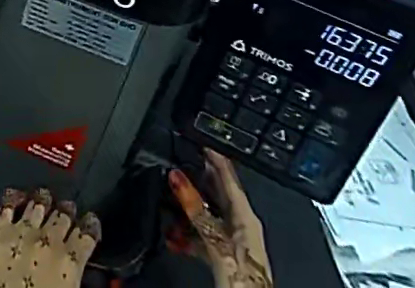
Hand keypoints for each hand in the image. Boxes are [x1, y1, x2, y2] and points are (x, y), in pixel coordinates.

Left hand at [0, 187, 100, 287]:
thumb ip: (76, 279)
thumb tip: (78, 275)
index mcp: (69, 261)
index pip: (88, 231)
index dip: (90, 226)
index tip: (89, 225)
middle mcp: (49, 240)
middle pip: (64, 213)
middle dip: (67, 213)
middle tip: (65, 216)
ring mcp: (23, 232)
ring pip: (40, 202)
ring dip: (44, 203)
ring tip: (44, 204)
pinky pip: (9, 202)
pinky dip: (15, 198)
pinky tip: (18, 198)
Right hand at [168, 150, 273, 287]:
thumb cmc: (241, 277)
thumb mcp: (215, 240)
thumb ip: (196, 209)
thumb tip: (177, 176)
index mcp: (247, 216)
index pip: (229, 177)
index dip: (214, 157)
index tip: (198, 139)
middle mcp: (243, 226)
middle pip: (218, 195)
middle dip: (197, 181)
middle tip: (178, 164)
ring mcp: (235, 245)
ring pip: (209, 218)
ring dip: (189, 212)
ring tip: (167, 203)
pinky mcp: (227, 261)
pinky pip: (206, 240)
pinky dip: (190, 237)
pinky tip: (174, 239)